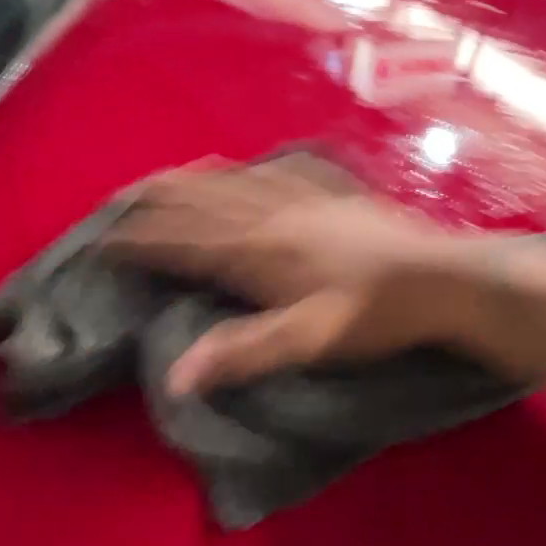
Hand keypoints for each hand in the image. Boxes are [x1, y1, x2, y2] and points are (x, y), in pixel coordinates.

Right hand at [102, 159, 462, 393]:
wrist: (442, 279)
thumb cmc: (371, 317)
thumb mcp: (306, 342)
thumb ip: (241, 354)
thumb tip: (175, 378)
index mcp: (255, 251)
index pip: (182, 244)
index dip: (140, 244)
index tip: (103, 244)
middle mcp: (268, 215)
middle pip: (197, 201)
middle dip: (153, 203)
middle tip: (117, 204)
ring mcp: (301, 197)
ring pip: (230, 181)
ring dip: (188, 182)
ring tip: (161, 180)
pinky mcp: (331, 193)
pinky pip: (275, 171)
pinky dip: (245, 171)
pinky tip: (245, 167)